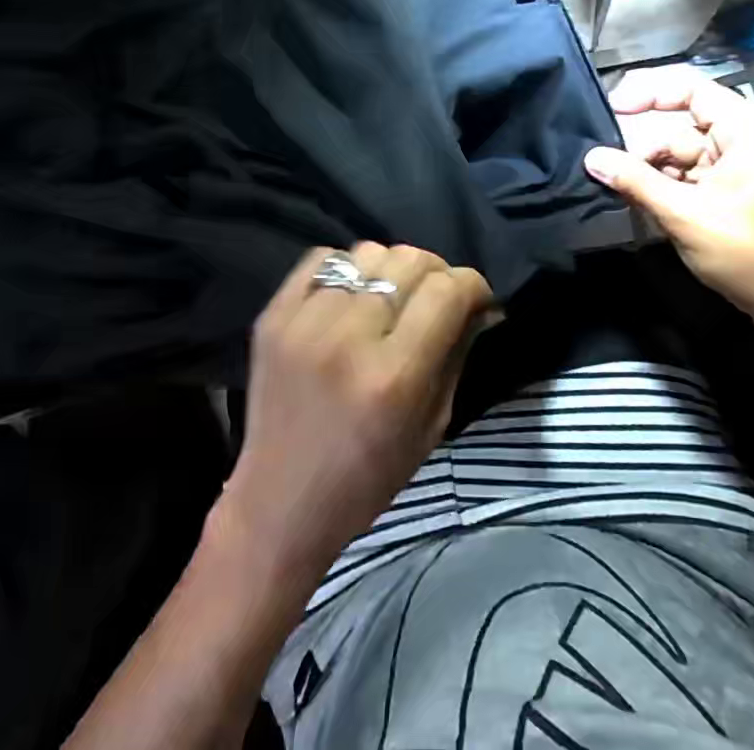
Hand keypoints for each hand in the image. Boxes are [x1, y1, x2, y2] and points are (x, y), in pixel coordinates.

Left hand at [220, 244, 493, 571]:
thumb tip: (481, 306)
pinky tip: (351, 297)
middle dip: (438, 274)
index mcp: (395, 374)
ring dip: (392, 270)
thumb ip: (457, 353)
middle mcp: (349, 338)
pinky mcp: (272, 318)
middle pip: (411, 260)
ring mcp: (304, 323)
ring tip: (391, 298)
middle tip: (437, 301)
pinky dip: (346, 269)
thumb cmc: (370, 476)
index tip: (477, 302)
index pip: (449, 290)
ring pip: (368, 252)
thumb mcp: (433, 423)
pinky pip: (321, 259)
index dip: (474, 286)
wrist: (281, 501)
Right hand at [586, 68, 753, 324]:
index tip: (611, 109)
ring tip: (619, 188)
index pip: (692, 90)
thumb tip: (592, 158)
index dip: (649, 93)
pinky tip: (641, 201)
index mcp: (749, 130)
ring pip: (685, 157)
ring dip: (653, 172)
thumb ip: (637, 182)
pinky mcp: (737, 194)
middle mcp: (748, 141)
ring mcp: (744, 169)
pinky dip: (669, 188)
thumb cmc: (749, 253)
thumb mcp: (686, 215)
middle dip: (645, 147)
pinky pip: (695, 179)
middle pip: (684, 127)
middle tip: (607, 168)